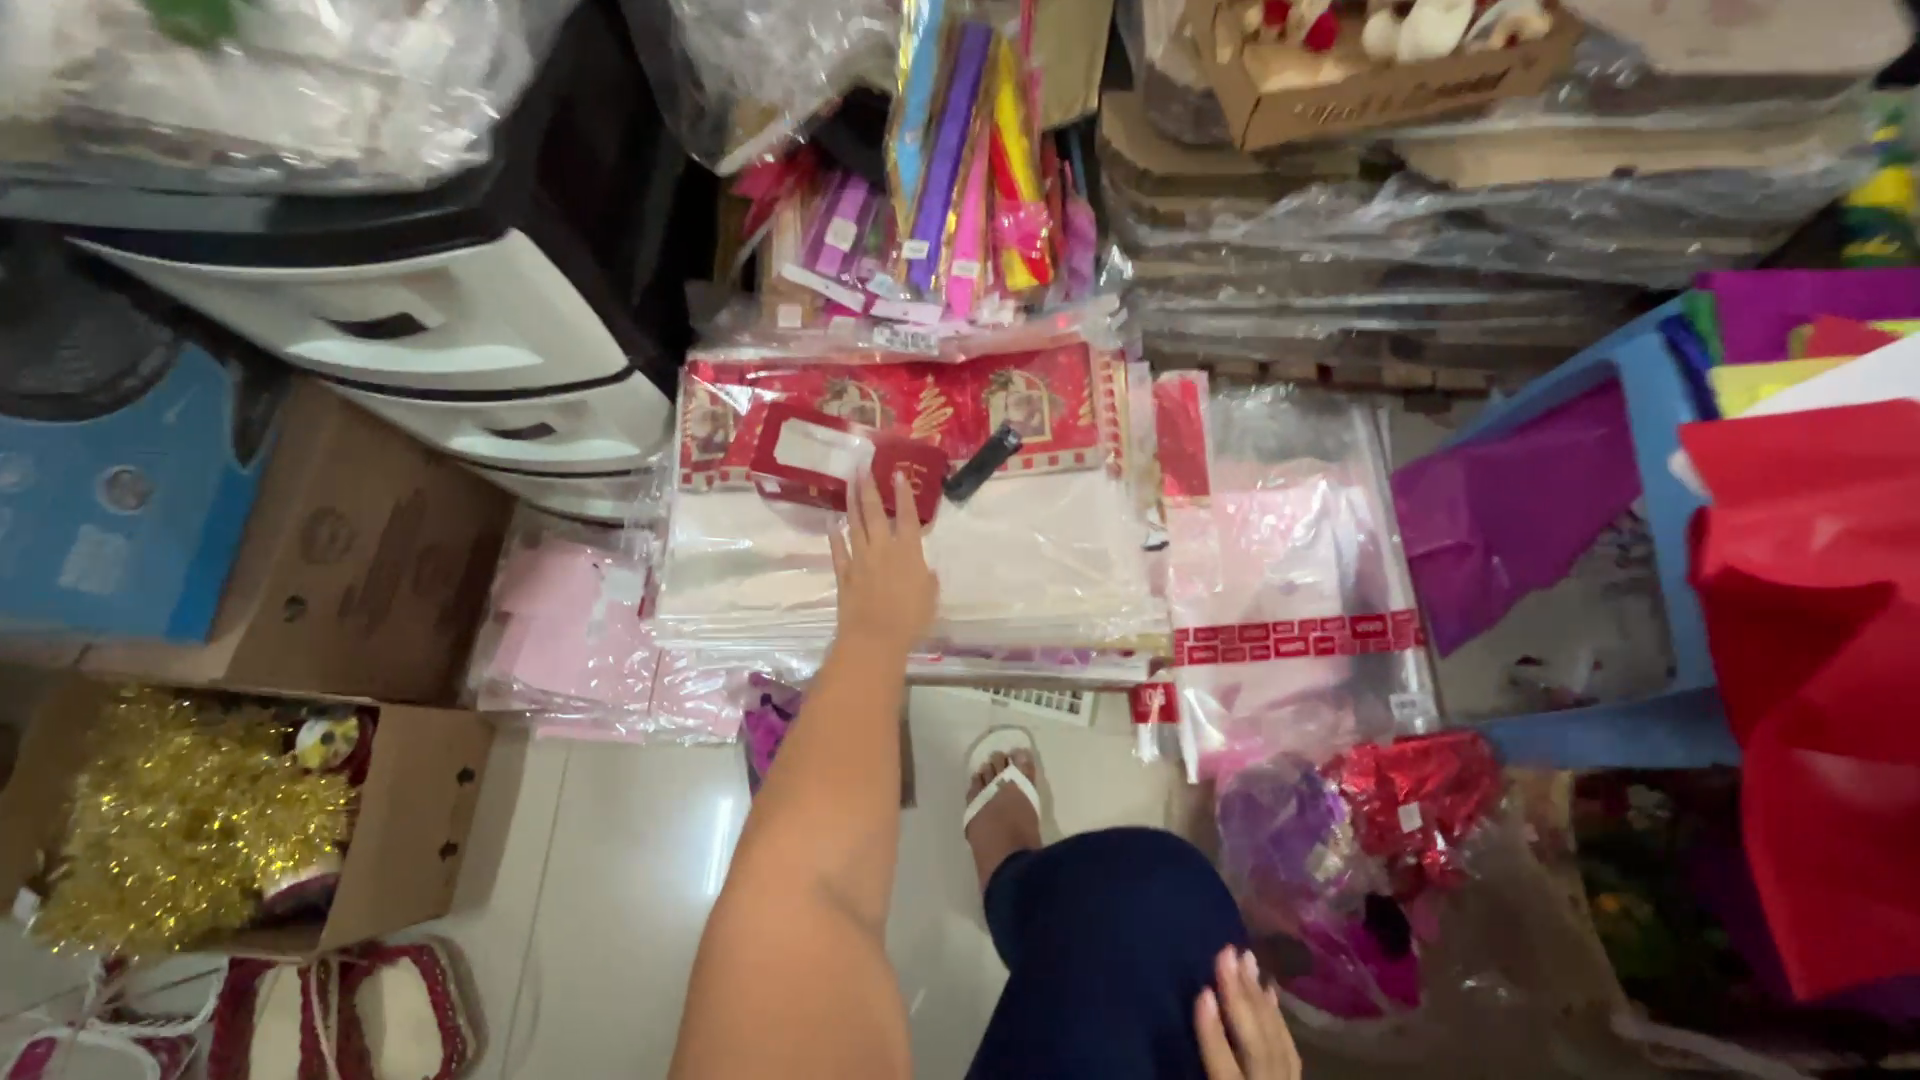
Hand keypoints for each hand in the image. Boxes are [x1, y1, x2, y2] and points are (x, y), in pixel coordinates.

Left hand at [829, 469, 938, 651]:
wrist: (875, 638)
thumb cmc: (910, 620)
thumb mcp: (930, 599)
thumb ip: (928, 581)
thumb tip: (926, 570)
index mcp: (909, 552)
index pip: (907, 517)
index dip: (904, 495)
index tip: (898, 474)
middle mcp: (883, 549)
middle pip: (875, 513)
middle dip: (870, 489)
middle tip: (862, 468)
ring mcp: (860, 559)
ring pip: (855, 525)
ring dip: (852, 503)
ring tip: (849, 484)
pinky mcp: (844, 574)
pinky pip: (838, 550)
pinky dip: (834, 535)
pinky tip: (831, 523)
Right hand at [1196, 946, 1300, 1079]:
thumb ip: (1203, 1063)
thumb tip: (1182, 1025)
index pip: (1223, 1066)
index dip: (1212, 1032)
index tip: (1202, 991)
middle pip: (1254, 1044)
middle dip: (1240, 998)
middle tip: (1226, 951)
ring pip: (1276, 1040)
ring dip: (1259, 997)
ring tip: (1246, 957)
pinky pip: (1290, 1048)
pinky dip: (1278, 1017)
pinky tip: (1269, 990)